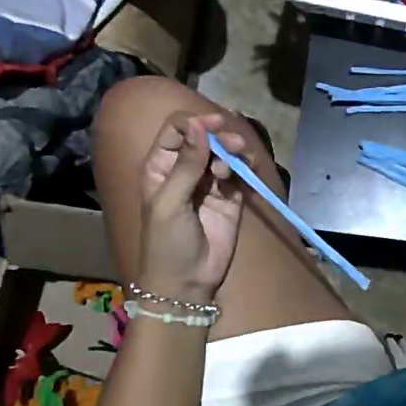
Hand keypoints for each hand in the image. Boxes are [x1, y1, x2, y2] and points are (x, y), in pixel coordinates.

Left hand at [134, 112, 248, 306]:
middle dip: (220, 136)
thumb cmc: (166, 242)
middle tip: (235, 145)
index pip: (177, 131)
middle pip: (204, 139)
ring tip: (240, 162)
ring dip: (234, 152)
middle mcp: (184, 171)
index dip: (195, 123)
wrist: (185, 282)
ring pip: (224, 155)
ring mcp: (208, 185)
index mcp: (160, 167)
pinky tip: (244, 173)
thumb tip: (199, 126)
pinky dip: (244, 169)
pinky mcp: (230, 200)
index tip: (214, 126)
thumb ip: (187, 165)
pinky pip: (239, 176)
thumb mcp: (170, 201)